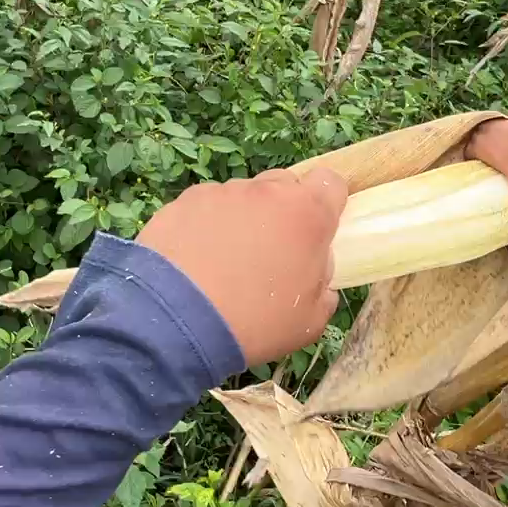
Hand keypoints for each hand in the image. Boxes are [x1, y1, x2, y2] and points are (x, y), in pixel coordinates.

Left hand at [136, 168, 347, 367]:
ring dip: (242, 219)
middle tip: (269, 252)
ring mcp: (223, 192)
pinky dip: (205, 224)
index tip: (314, 230)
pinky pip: (206, 206)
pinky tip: (194, 260)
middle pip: (285, 186)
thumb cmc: (255, 323)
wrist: (177, 322)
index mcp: (307, 214)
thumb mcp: (309, 320)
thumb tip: (316, 270)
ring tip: (223, 262)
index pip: (330, 183)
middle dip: (283, 211)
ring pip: (243, 196)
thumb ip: (323, 285)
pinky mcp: (185, 200)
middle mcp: (267, 192)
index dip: (324, 204)